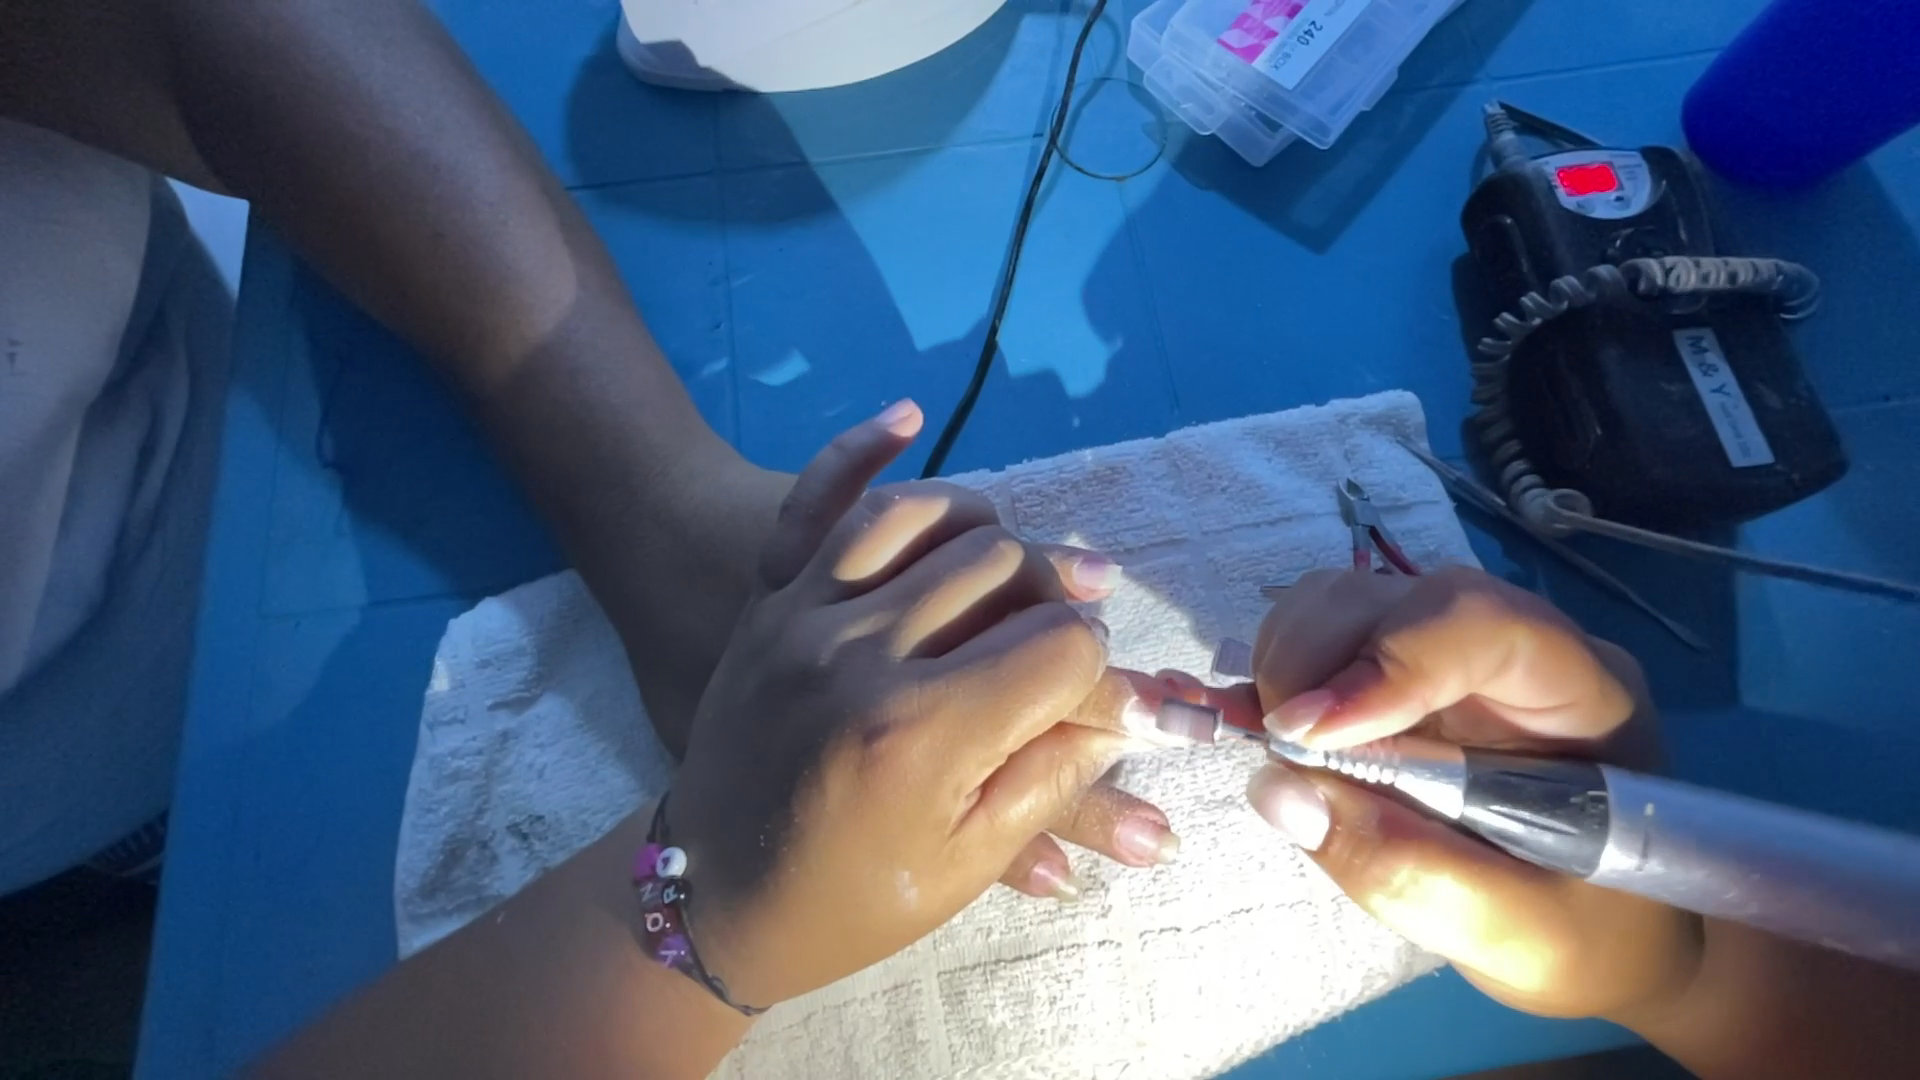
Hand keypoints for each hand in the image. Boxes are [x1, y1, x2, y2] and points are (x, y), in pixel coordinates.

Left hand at [609, 442, 1182, 903]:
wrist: (707, 895)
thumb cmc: (844, 901)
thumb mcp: (962, 868)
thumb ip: (1053, 778)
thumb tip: (1123, 708)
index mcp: (923, 733)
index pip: (1059, 648)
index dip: (1097, 665)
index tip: (1094, 689)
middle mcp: (866, 652)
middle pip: (1005, 569)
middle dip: (1058, 597)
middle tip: (1061, 632)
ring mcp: (809, 611)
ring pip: (932, 519)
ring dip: (993, 530)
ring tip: (1019, 562)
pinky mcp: (772, 597)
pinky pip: (821, 501)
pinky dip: (864, 450)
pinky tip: (909, 414)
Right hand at [1243, 567, 1701, 1023]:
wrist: (1567, 919)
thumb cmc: (1572, 928)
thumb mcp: (1512, 929)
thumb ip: (1404, 867)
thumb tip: (1276, 788)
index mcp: (1572, 690)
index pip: (1478, 620)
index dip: (1388, 661)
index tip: (1311, 737)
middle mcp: (1494, 642)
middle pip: (1382, 602)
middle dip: (1309, 668)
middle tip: (1288, 754)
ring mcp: (1427, 643)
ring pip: (1330, 603)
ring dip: (1282, 668)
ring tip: (1287, 750)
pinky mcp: (1373, 660)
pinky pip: (1303, 629)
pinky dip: (1264, 672)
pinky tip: (1249, 719)